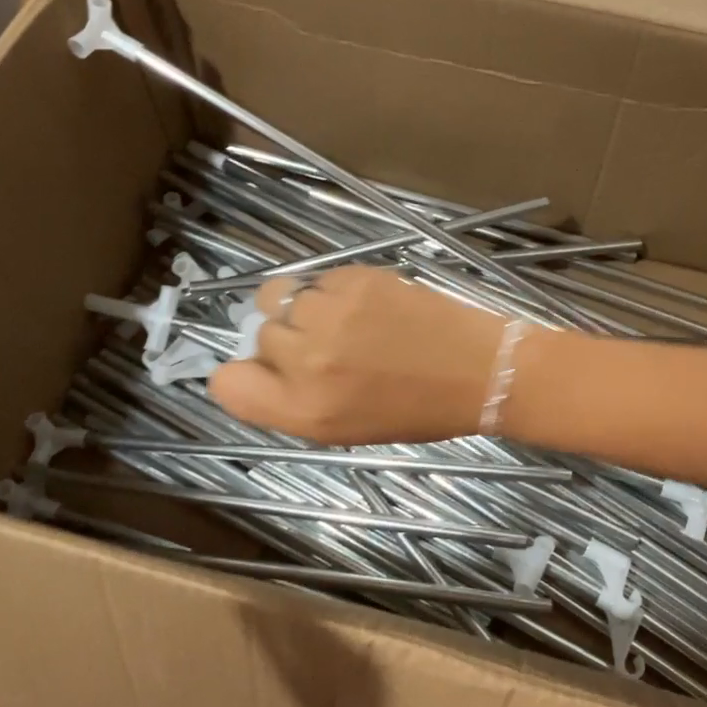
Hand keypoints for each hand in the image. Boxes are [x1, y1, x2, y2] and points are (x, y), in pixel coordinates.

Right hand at [209, 265, 508, 444]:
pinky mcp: (355, 277)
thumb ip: (288, 402)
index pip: (226, 384)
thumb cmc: (415, 410)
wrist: (480, 369)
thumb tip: (253, 366)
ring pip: (279, 299)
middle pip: (256, 337)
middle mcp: (308, 360)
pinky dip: (329, 290)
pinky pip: (314, 279)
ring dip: (303, 310)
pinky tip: (365, 307)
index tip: (272, 375)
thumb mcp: (342, 429)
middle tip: (331, 352)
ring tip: (346, 324)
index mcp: (303, 411)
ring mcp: (330, 312)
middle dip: (285, 343)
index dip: (244, 376)